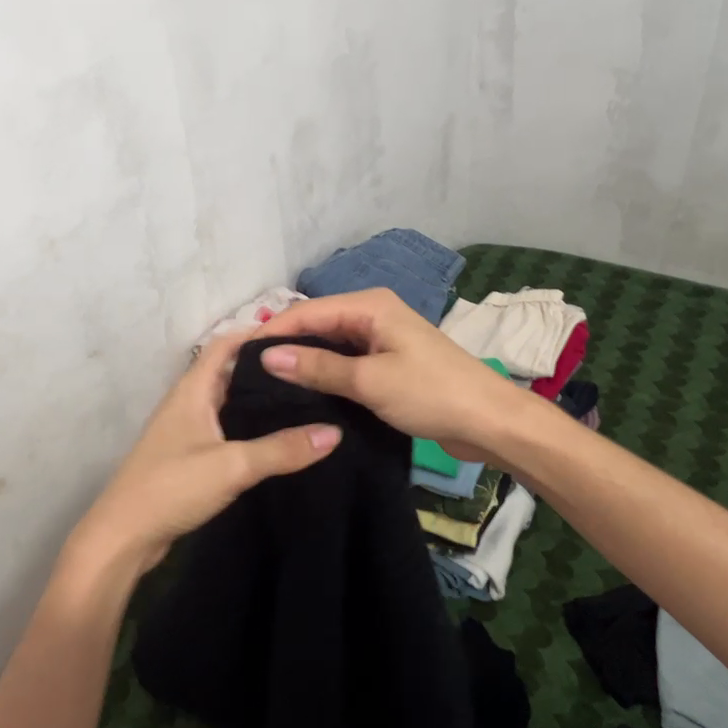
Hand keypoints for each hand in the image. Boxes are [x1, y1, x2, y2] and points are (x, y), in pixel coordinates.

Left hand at [66, 334, 343, 574]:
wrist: (124, 536)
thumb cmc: (172, 487)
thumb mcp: (233, 466)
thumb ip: (283, 449)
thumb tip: (334, 432)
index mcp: (192, 390)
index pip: (225, 344)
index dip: (257, 335)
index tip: (299, 338)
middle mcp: (188, 402)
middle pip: (229, 372)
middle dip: (266, 370)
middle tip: (312, 373)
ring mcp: (186, 430)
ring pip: (228, 403)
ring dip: (258, 401)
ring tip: (305, 402)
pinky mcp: (188, 456)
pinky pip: (225, 429)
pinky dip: (249, 428)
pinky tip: (277, 441)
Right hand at [248, 288, 526, 461]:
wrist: (490, 422)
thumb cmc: (431, 394)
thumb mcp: (369, 381)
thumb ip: (317, 367)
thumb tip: (266, 356)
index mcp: (370, 306)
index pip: (308, 311)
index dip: (273, 331)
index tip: (237, 355)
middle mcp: (374, 313)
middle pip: (318, 324)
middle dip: (286, 345)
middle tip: (247, 373)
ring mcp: (383, 338)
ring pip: (331, 345)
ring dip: (305, 361)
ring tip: (267, 384)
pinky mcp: (389, 363)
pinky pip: (346, 361)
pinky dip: (326, 373)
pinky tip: (304, 392)